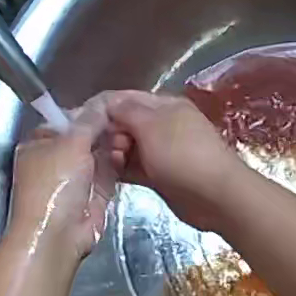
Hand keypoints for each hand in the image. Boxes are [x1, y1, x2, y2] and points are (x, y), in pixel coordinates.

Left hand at [4, 101, 115, 264]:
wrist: (58, 234)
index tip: (110, 106)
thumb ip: (89, 122)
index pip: (65, 121)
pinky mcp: (94, 195)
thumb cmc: (55, 184)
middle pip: (86, 138)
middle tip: (126, 120)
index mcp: (40, 144)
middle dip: (105, 131)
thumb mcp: (71, 143)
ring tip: (132, 135)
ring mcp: (76, 179)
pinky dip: (118, 165)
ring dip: (114, 147)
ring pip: (99, 156)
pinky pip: (109, 174)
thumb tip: (101, 104)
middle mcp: (57, 160)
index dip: (87, 113)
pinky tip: (130, 154)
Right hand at [94, 90, 247, 231]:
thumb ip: (126, 111)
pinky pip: (135, 167)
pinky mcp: (161, 175)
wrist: (216, 196)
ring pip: (128, 147)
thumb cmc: (183, 156)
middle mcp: (162, 125)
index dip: (101, 108)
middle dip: (108, 133)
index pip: (124, 99)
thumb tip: (107, 103)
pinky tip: (110, 174)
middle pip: (125, 123)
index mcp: (164, 106)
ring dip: (114, 153)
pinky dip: (122, 169)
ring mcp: (162, 152)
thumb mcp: (152, 126)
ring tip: (108, 163)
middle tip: (100, 149)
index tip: (79, 123)